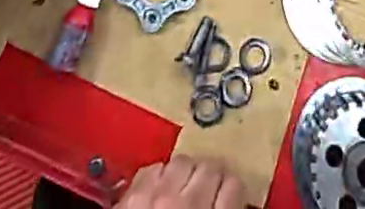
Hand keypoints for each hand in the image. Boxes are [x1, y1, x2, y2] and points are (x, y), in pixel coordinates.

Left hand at [117, 155, 243, 208]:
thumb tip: (228, 202)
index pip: (234, 186)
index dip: (232, 192)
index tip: (226, 199)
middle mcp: (185, 204)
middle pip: (210, 167)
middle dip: (212, 178)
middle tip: (207, 192)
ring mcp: (155, 197)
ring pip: (183, 161)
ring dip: (186, 174)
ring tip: (182, 189)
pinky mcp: (130, 198)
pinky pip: (154, 169)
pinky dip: (159, 177)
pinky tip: (159, 193)